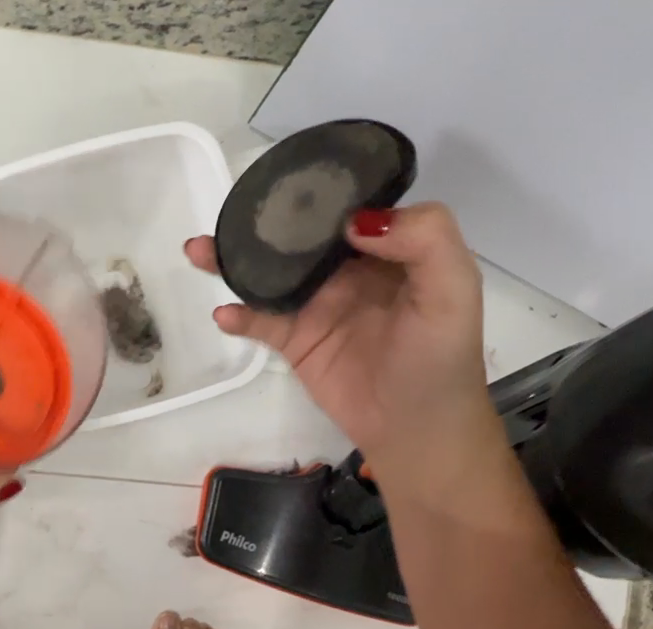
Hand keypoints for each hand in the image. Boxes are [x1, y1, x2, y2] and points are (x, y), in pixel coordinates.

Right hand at [188, 203, 496, 475]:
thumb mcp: (453, 287)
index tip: (291, 179)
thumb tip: (352, 223)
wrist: (415, 426)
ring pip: (271, 275)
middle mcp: (348, 271)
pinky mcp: (295, 342)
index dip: (324, 190)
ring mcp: (317, 307)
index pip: (352, 207)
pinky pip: (261, 323)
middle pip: (301, 237)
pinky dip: (239, 317)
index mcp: (390, 250)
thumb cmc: (441, 355)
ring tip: (199, 251)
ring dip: (235, 263)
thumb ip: (424, 238)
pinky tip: (223, 313)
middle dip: (265, 222)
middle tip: (230, 211)